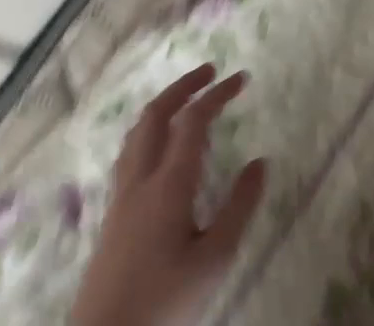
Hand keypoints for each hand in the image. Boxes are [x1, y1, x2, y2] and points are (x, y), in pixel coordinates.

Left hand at [72, 65, 266, 325]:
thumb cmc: (166, 301)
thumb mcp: (216, 258)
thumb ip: (239, 206)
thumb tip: (261, 162)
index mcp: (168, 185)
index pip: (192, 122)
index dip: (217, 94)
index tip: (242, 77)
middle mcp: (139, 182)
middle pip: (154, 117)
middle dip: (182, 87)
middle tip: (210, 72)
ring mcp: (120, 199)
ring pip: (136, 135)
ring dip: (162, 108)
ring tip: (186, 102)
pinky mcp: (112, 218)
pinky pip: (130, 156)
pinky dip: (150, 134)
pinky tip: (161, 152)